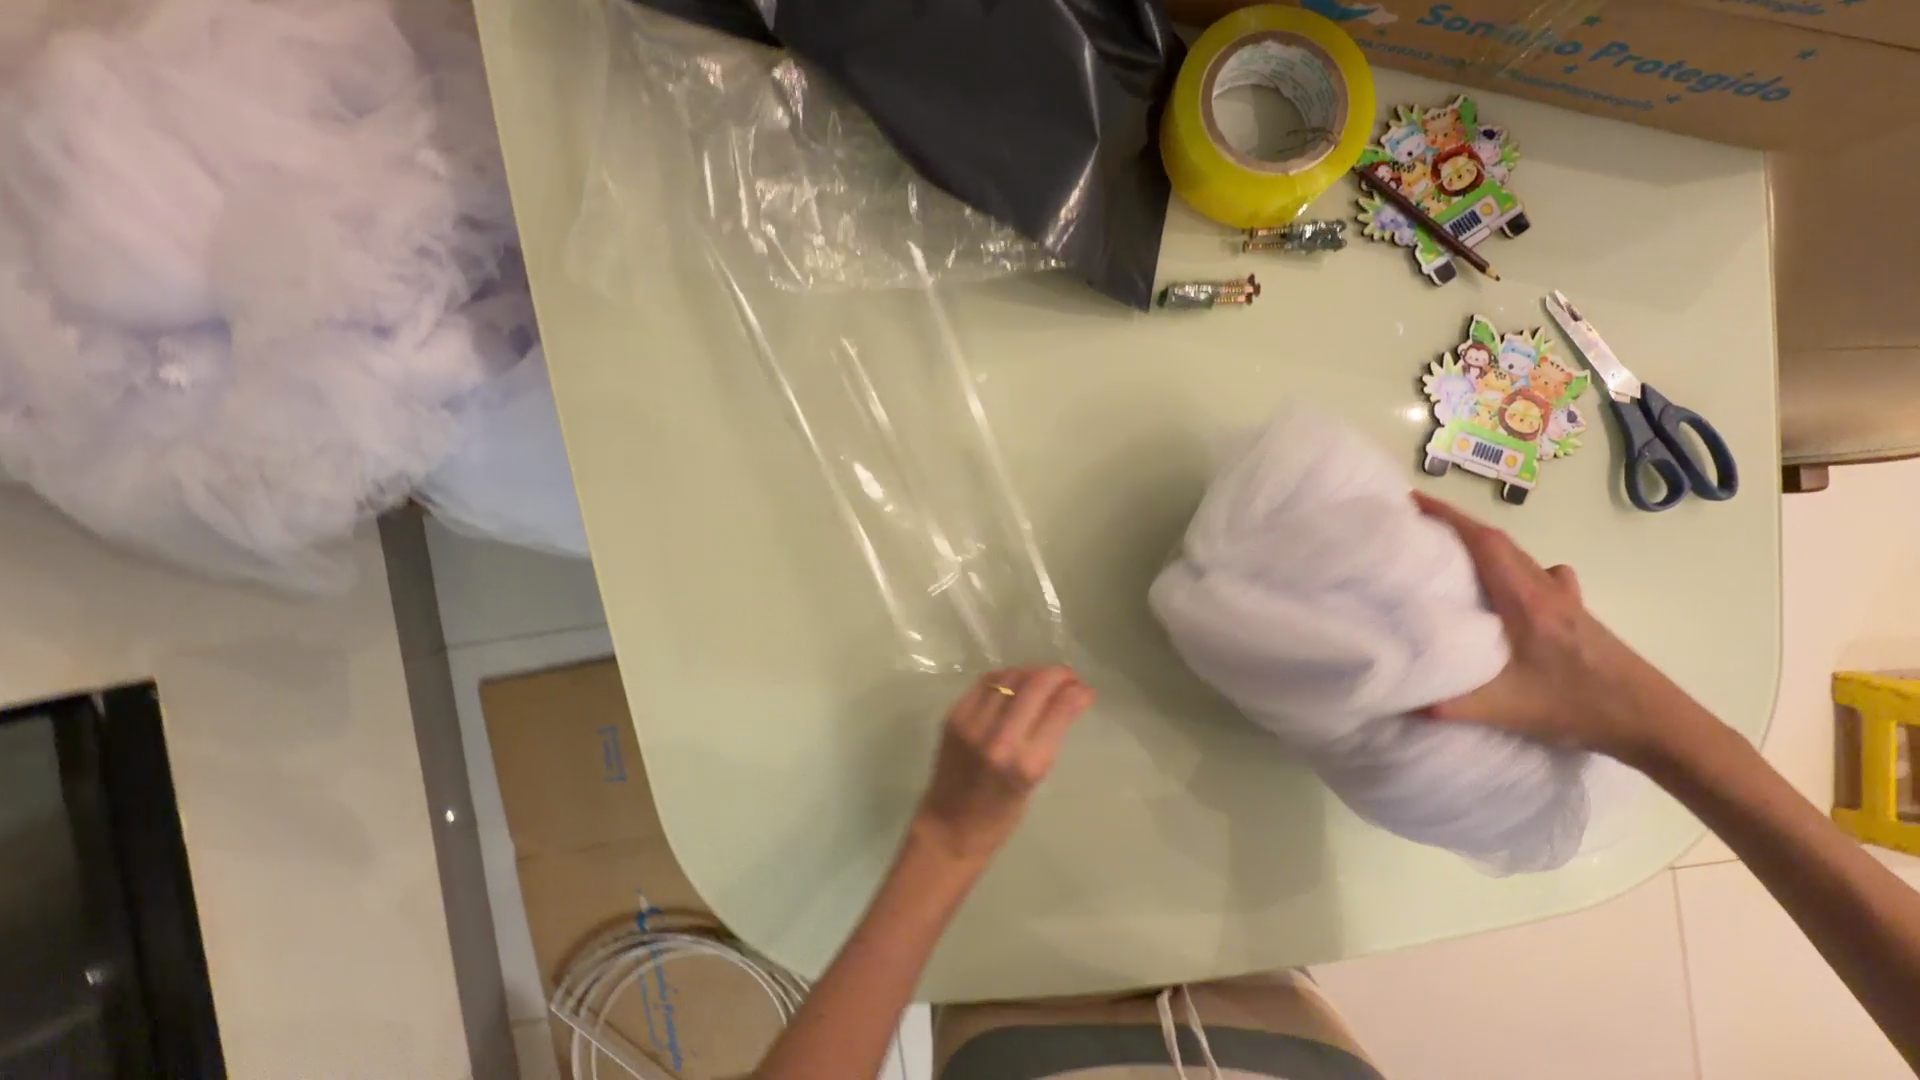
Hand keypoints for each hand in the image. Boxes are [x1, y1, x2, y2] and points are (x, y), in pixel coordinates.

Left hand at [911, 665, 1094, 864]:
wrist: (949, 828)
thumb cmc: (1000, 816)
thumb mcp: (1035, 779)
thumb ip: (1047, 738)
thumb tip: (1065, 700)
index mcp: (1027, 763)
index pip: (1059, 709)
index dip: (1078, 692)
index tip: (1087, 690)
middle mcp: (999, 739)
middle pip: (1035, 685)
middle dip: (1058, 674)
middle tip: (1070, 677)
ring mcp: (972, 725)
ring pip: (1009, 677)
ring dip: (1032, 671)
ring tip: (1044, 678)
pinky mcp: (954, 717)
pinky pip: (985, 683)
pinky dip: (1006, 677)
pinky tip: (1016, 682)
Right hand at [1414, 493, 1704, 766]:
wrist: (1656, 723)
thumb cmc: (1580, 708)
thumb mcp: (1506, 710)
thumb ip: (1448, 705)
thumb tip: (1396, 700)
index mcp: (1525, 602)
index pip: (1485, 543)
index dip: (1448, 516)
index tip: (1413, 500)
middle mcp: (1546, 591)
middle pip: (1500, 543)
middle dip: (1457, 526)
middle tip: (1417, 527)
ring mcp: (1567, 602)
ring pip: (1520, 558)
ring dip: (1485, 547)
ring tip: (1454, 557)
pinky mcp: (1579, 616)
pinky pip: (1542, 577)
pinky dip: (1517, 569)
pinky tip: (1514, 589)